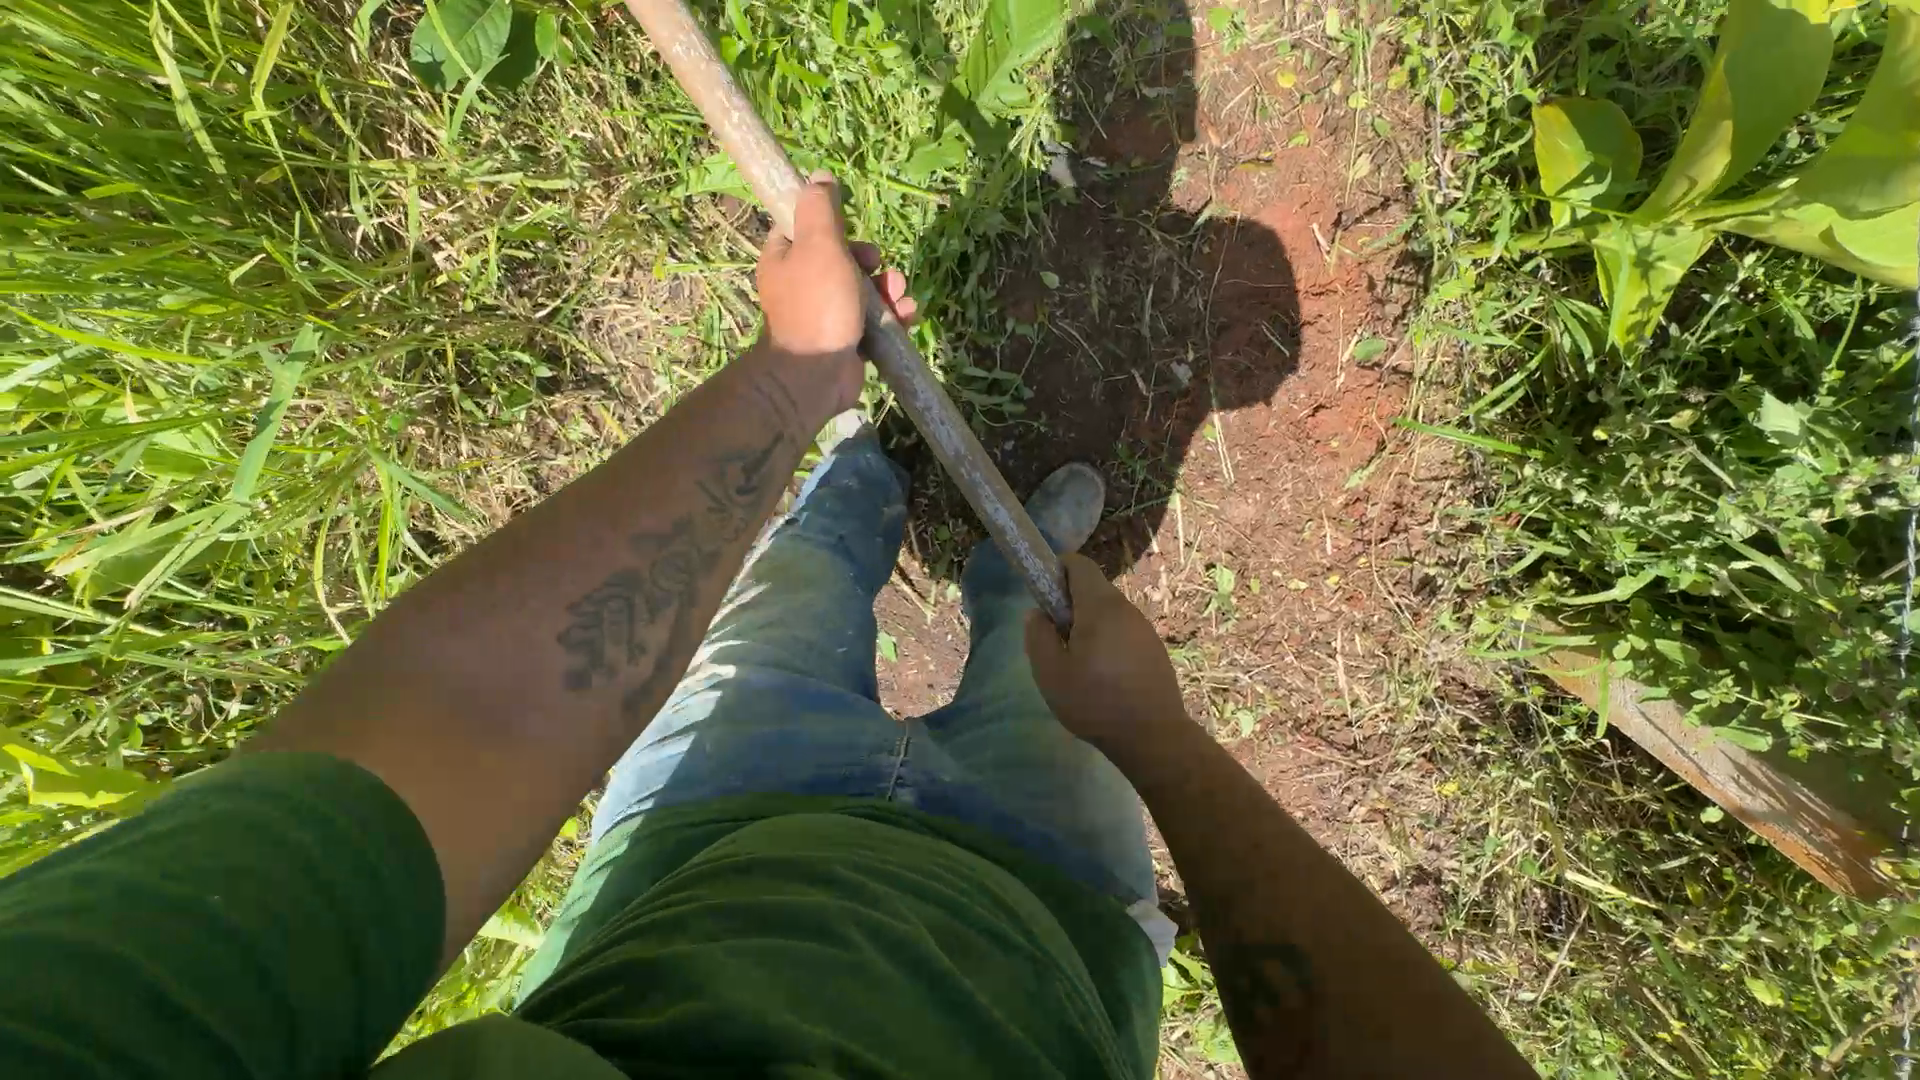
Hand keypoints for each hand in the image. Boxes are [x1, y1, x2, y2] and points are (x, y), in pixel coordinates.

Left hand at [755, 172, 916, 412]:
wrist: (816, 374)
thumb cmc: (817, 303)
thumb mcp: (819, 243)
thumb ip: (820, 208)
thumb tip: (821, 177)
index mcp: (785, 259)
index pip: (806, 230)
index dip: (833, 225)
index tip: (851, 227)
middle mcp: (801, 287)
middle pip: (842, 260)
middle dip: (871, 261)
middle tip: (881, 266)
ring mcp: (825, 317)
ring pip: (863, 292)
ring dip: (888, 289)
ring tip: (901, 295)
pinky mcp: (847, 342)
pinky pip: (873, 323)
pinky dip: (892, 317)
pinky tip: (907, 315)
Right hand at [1024, 554, 1189, 754]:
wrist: (1153, 737)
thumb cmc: (1095, 702)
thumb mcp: (1050, 673)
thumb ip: (1038, 636)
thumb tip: (1038, 614)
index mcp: (1100, 607)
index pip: (1079, 565)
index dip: (1057, 571)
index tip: (1044, 597)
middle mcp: (1126, 609)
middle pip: (1093, 590)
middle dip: (1070, 606)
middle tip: (1056, 641)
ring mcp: (1145, 629)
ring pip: (1109, 614)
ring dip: (1089, 627)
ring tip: (1078, 665)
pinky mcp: (1154, 649)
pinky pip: (1123, 632)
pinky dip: (1108, 643)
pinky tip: (1103, 678)